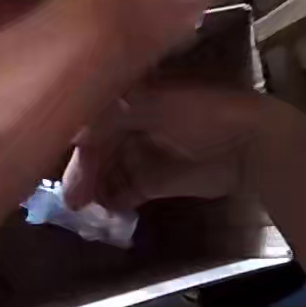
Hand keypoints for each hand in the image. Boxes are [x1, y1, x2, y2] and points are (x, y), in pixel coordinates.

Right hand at [61, 84, 291, 211]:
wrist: (250, 147)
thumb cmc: (204, 116)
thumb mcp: (154, 105)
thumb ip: (111, 113)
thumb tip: (70, 127)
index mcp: (129, 95)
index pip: (90, 116)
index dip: (73, 137)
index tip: (55, 158)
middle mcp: (129, 122)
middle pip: (95, 148)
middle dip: (82, 172)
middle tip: (72, 200)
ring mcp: (141, 153)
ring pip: (105, 172)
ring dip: (93, 189)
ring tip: (82, 210)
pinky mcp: (153, 181)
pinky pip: (123, 192)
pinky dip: (112, 201)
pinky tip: (101, 211)